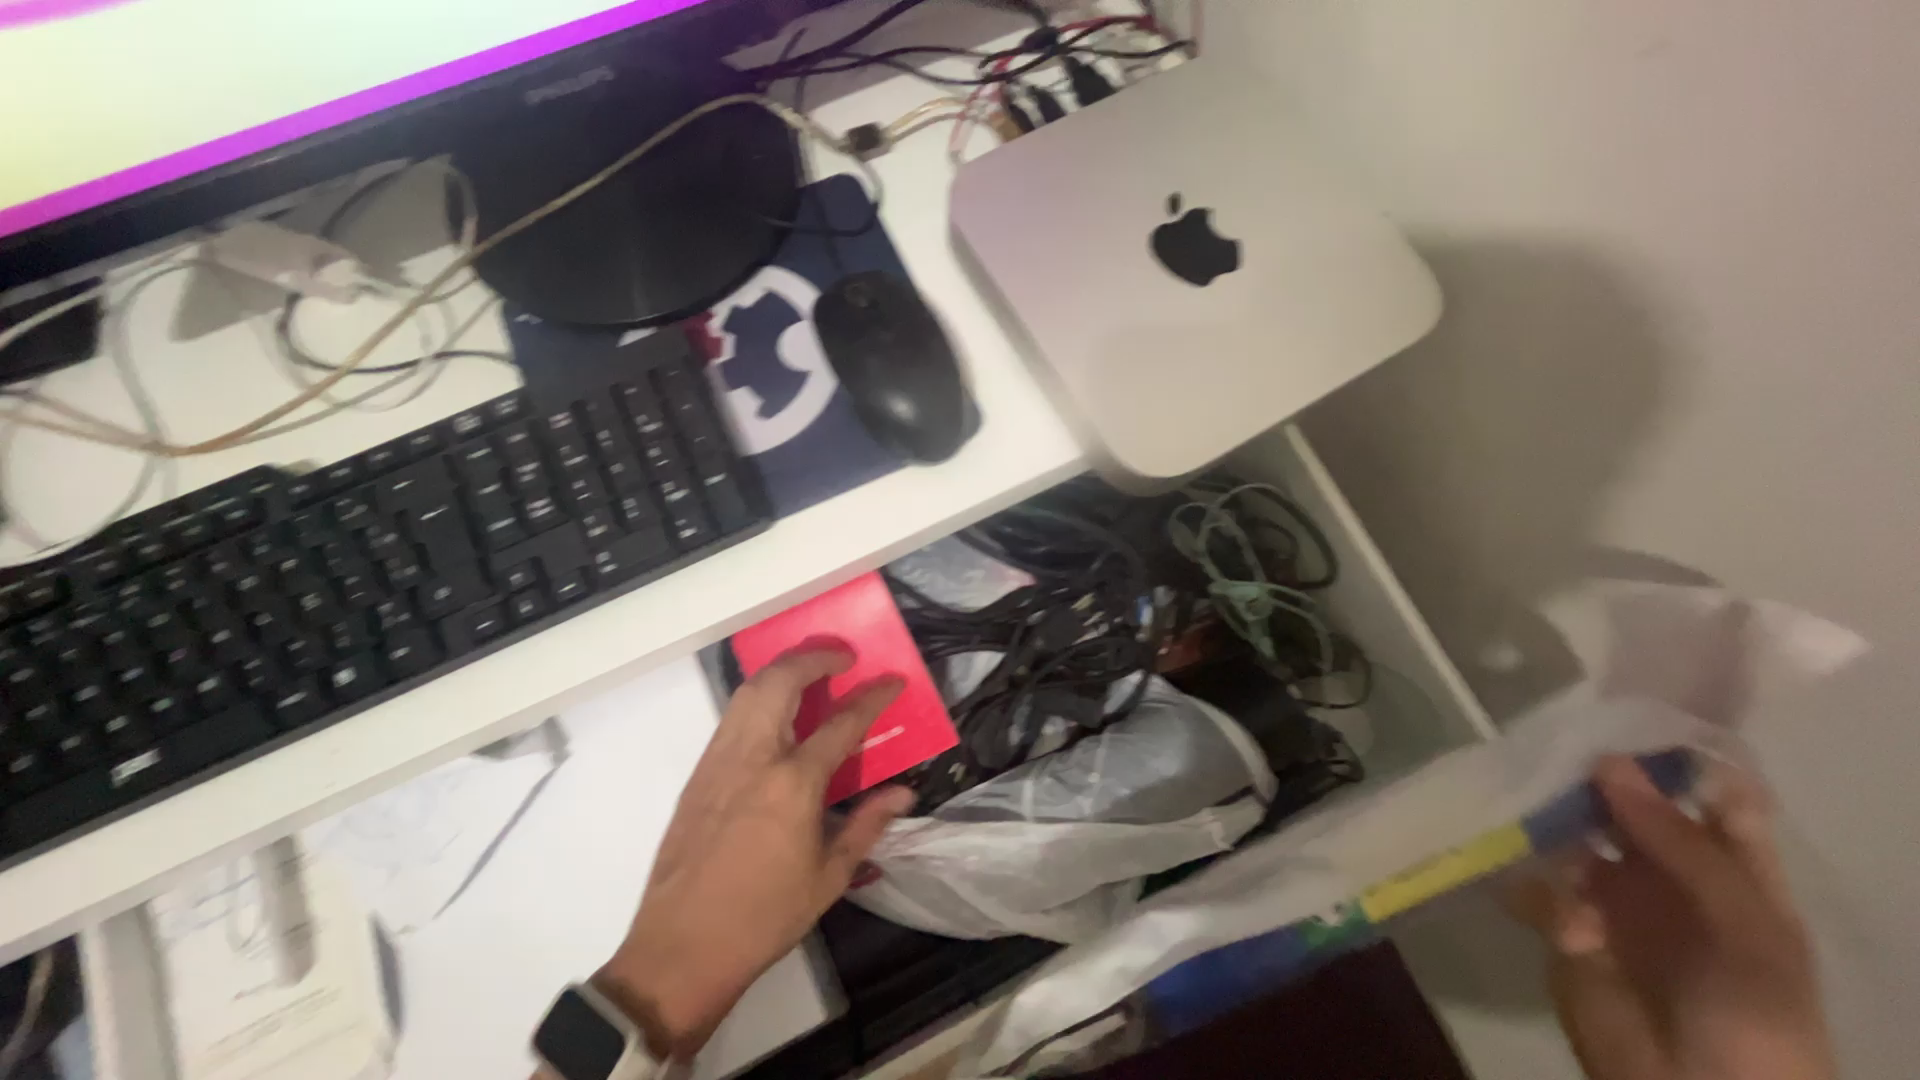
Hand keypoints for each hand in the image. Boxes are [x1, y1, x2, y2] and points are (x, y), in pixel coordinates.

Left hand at [590, 648, 912, 1060]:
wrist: (681, 948)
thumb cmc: (764, 917)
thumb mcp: (828, 877)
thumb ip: (867, 825)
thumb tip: (904, 793)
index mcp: (793, 783)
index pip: (841, 723)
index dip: (872, 697)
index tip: (892, 680)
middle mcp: (753, 758)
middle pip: (781, 682)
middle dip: (814, 658)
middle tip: (842, 658)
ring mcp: (718, 762)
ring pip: (748, 692)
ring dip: (782, 671)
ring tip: (810, 674)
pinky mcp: (698, 775)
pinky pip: (731, 718)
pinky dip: (758, 698)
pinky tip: (776, 716)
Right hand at [1506, 756, 1835, 1079]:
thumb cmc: (1751, 1010)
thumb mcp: (1741, 923)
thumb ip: (1676, 841)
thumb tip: (1606, 760)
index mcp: (1729, 869)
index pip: (1710, 795)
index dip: (1679, 754)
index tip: (1629, 710)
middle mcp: (1667, 873)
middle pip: (1628, 808)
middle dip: (1594, 777)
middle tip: (1549, 738)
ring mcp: (1612, 899)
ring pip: (1574, 838)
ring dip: (1548, 817)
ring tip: (1516, 789)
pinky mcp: (1562, 926)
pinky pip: (1536, 886)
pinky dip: (1526, 876)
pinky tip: (1512, 861)